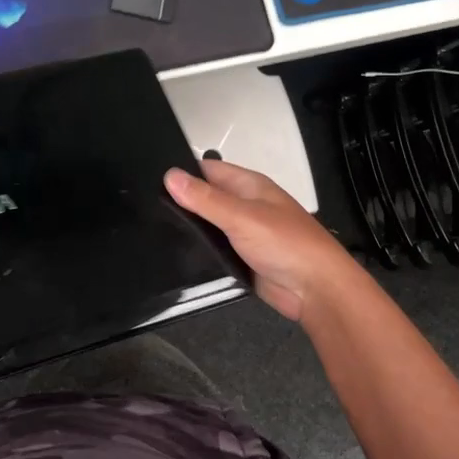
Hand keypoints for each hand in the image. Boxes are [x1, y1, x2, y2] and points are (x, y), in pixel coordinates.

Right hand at [165, 160, 366, 321]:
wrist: (316, 290)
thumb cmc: (285, 244)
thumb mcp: (242, 217)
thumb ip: (205, 199)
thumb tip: (169, 176)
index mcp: (249, 186)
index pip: (207, 169)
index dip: (181, 171)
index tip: (147, 178)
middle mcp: (244, 205)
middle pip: (205, 197)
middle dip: (180, 201)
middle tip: (142, 207)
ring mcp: (242, 233)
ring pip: (207, 225)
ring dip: (187, 228)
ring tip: (148, 228)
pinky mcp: (240, 258)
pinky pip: (213, 249)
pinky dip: (197, 250)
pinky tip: (171, 252)